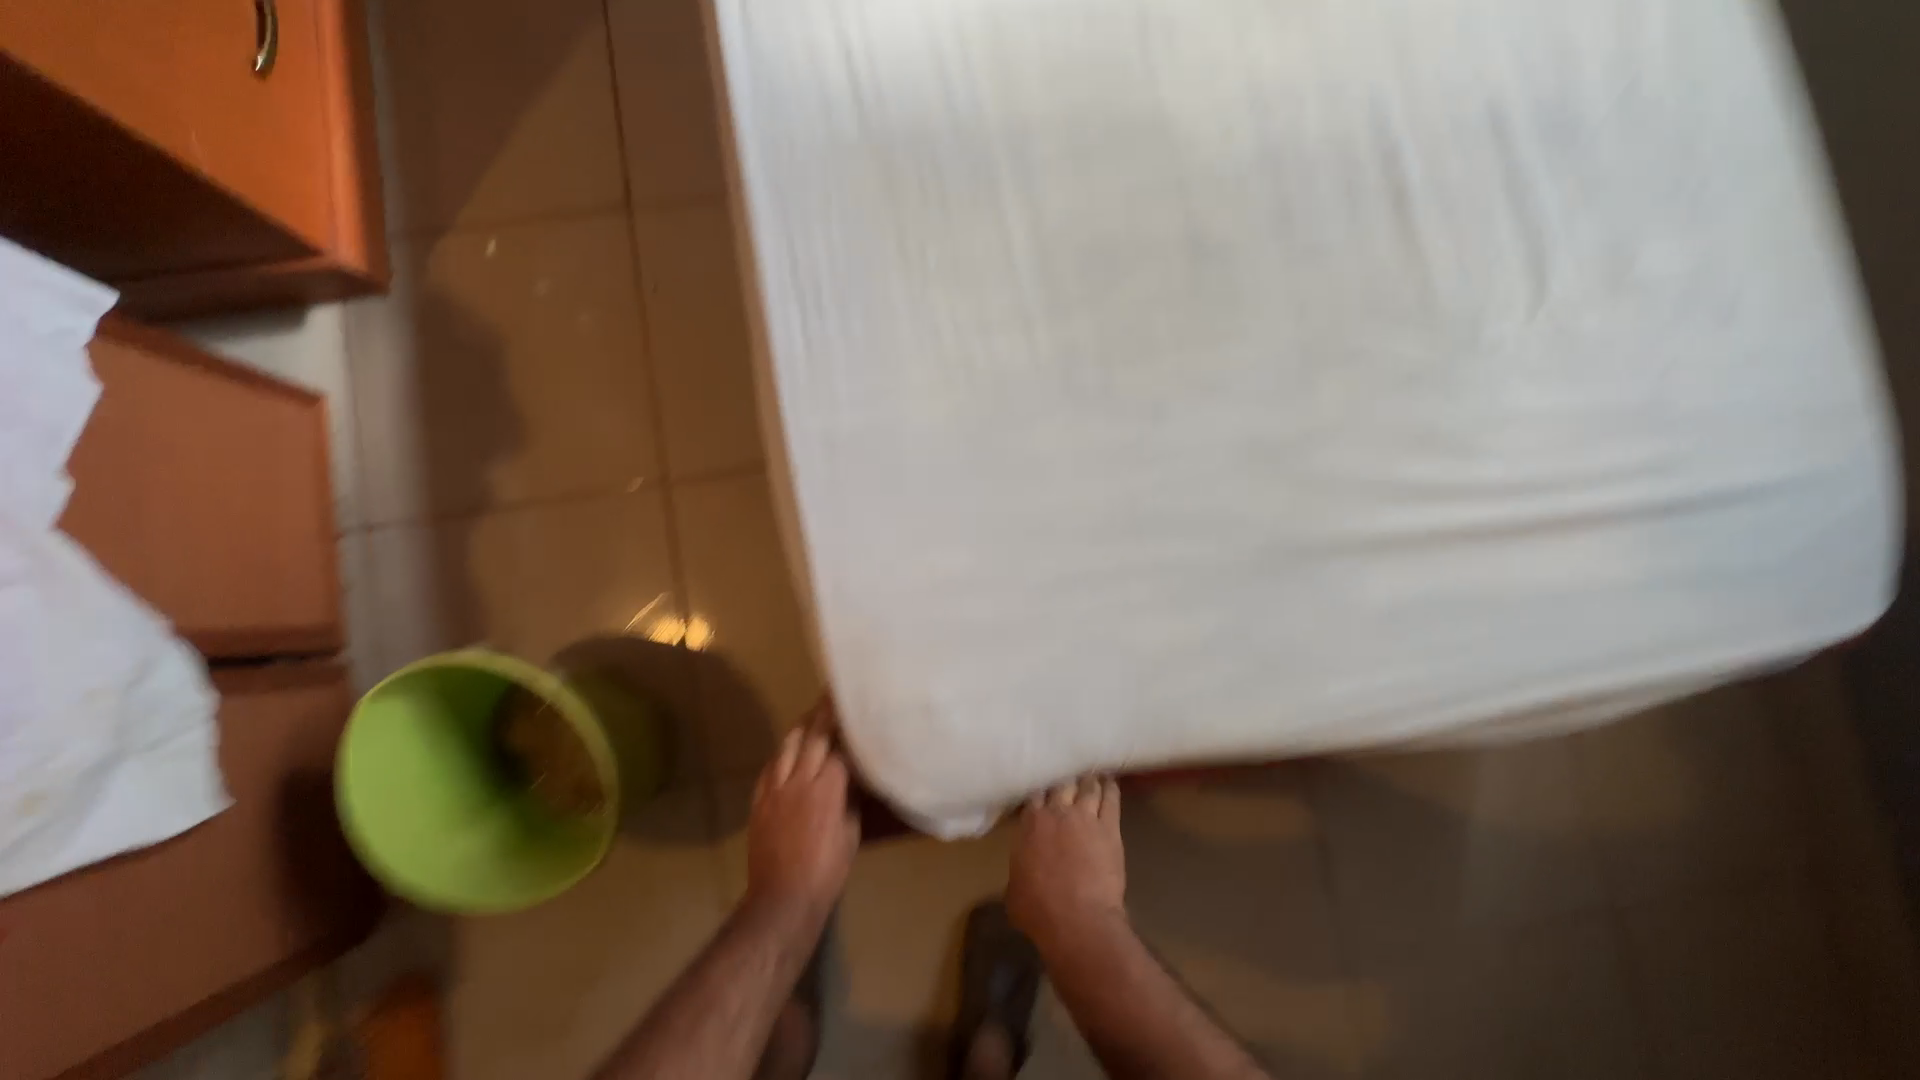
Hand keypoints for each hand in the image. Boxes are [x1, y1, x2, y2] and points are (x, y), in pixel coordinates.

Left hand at [746, 712, 859, 923]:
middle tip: (832, 694)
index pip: (839, 748)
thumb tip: (851, 777)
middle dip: (824, 713)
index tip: (855, 710)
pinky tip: (788, 750)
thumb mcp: (851, 834)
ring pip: (788, 746)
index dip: (848, 728)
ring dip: (801, 727)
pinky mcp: (759, 801)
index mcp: (827, 790)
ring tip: (811, 714)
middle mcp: (799, 781)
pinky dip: (782, 754)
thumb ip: (850, 799)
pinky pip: (770, 767)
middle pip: (813, 737)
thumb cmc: (827, 871)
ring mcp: (775, 790)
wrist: (782, 898)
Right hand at [1007, 775, 1126, 949]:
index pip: (1034, 793)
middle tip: (1067, 772)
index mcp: (1030, 824)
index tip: (1042, 787)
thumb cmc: (1039, 909)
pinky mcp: (1109, 827)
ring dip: (1088, 778)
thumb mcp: (1014, 890)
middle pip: (1061, 782)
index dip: (1039, 789)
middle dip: (1064, 778)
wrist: (1077, 918)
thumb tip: (1021, 871)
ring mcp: (1084, 816)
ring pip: (1087, 786)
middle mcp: (1056, 812)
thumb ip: (1018, 869)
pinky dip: (1110, 787)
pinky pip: (1111, 799)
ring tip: (1091, 771)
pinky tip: (1111, 781)